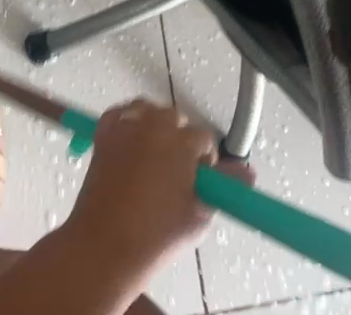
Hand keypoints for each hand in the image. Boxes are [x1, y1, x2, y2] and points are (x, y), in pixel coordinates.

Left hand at [61, 99, 256, 269]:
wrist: (108, 241)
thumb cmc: (160, 232)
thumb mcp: (201, 213)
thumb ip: (225, 187)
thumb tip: (248, 172)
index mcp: (181, 142)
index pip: (204, 138)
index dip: (206, 159)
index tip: (200, 180)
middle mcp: (152, 125)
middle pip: (175, 118)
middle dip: (181, 139)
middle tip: (178, 171)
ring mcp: (124, 127)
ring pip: (147, 109)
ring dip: (155, 125)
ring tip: (155, 156)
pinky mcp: (102, 135)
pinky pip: (119, 113)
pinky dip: (126, 121)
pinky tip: (130, 142)